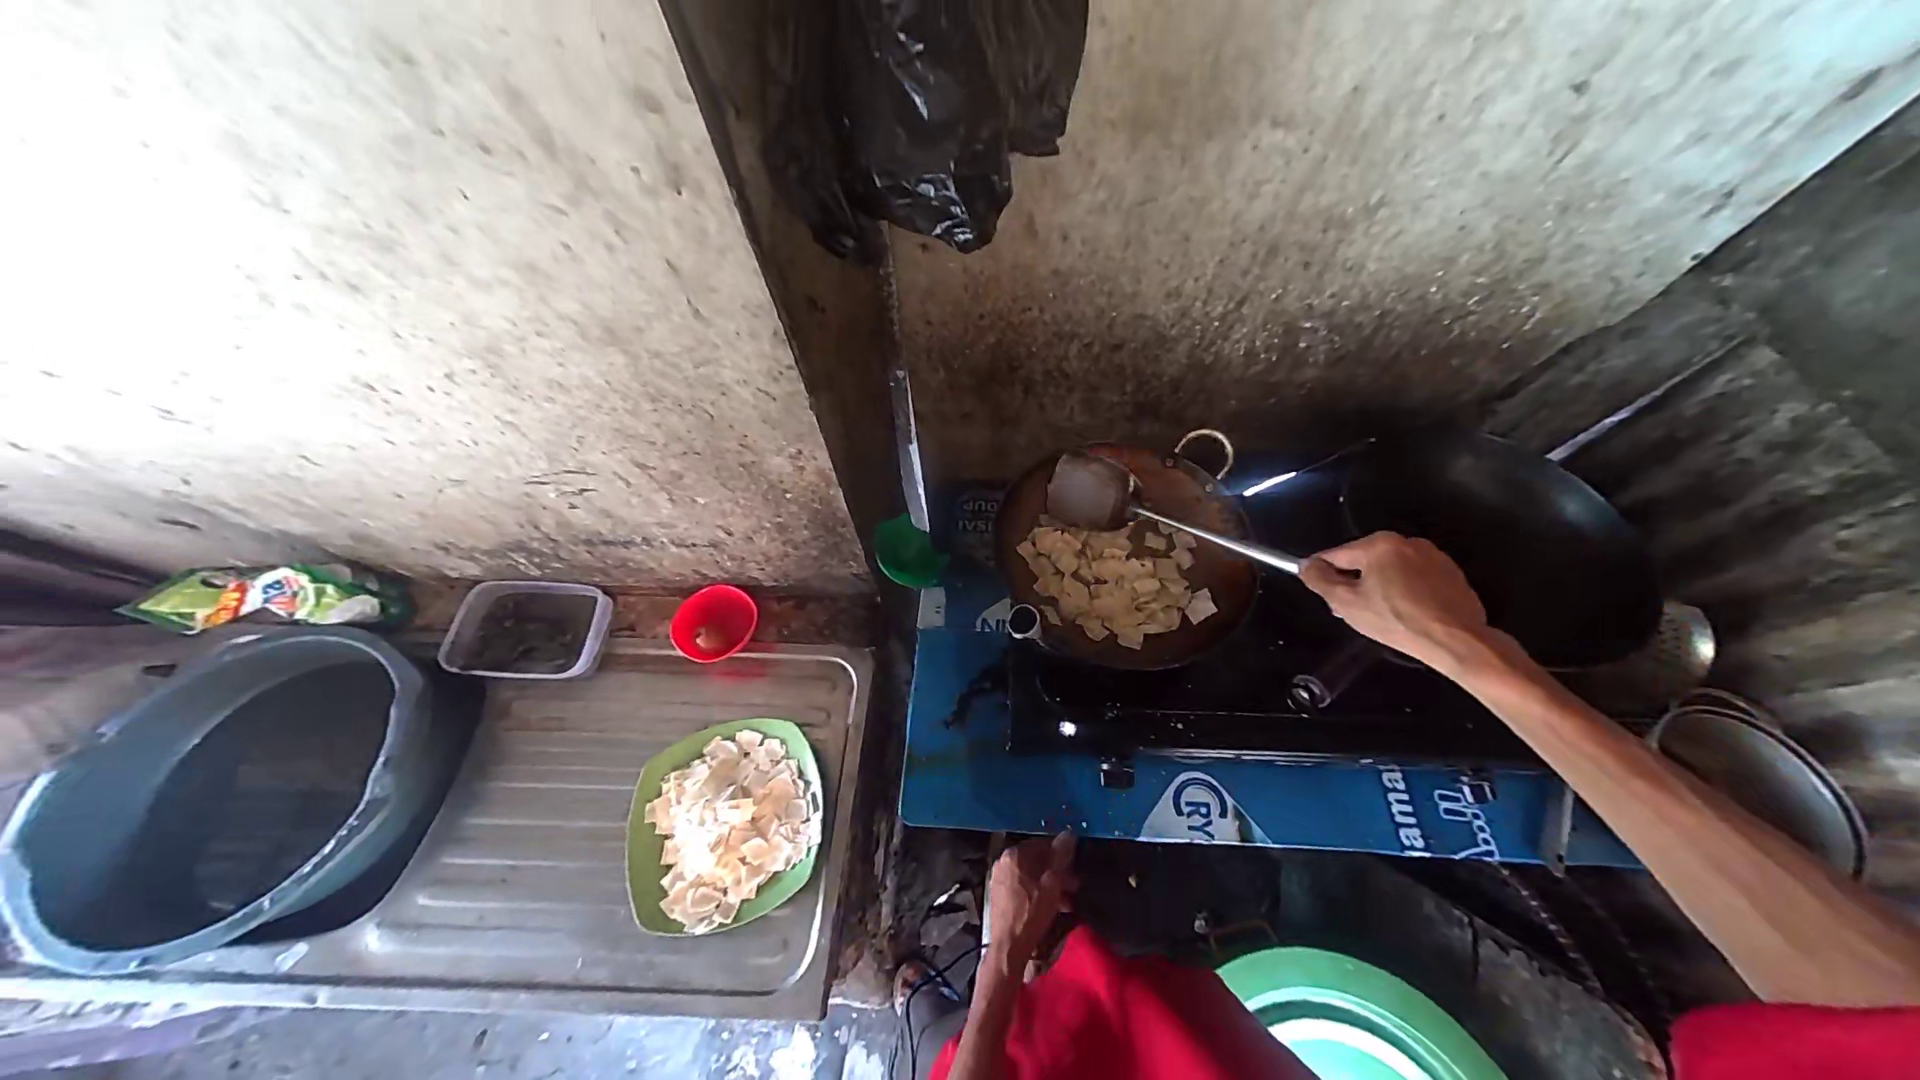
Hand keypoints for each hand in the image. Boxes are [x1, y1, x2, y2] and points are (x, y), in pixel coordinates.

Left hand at [986, 833, 1076, 969]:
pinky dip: (1038, 892)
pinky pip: (1023, 886)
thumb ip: (1061, 856)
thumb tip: (1069, 834)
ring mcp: (1000, 878)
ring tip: (1067, 900)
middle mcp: (1004, 861)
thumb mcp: (1052, 884)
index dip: (1063, 854)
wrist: (1009, 947)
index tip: (1076, 867)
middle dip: (1058, 872)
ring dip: (1050, 884)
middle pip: (1037, 860)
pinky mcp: (1000, 894)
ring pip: (1031, 875)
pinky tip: (1052, 907)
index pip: (1043, 843)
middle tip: (1074, 885)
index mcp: (1014, 854)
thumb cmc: (1032, 913)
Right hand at [1300, 531, 1498, 669]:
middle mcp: (1408, 543)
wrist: (1455, 640)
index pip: (1335, 554)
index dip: (1322, 573)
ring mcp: (1434, 557)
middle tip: (1351, 610)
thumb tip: (1306, 565)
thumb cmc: (1395, 620)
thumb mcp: (1345, 602)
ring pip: (1390, 570)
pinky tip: (1405, 613)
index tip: (1320, 591)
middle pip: (1364, 561)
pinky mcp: (1452, 574)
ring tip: (1380, 614)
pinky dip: (1405, 591)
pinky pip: (1415, 579)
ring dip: (1379, 586)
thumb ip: (1319, 579)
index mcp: (1379, 544)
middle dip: (1354, 582)